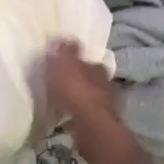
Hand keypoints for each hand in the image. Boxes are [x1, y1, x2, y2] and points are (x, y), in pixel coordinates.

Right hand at [46, 38, 124, 152]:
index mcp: (96, 65)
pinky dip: (80, 112)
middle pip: (90, 75)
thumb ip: (61, 51)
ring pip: (91, 94)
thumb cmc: (74, 90)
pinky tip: (70, 115)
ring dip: (81, 96)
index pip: (85, 57)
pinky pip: (88, 112)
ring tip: (65, 100)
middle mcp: (105, 81)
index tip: (63, 60)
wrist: (92, 126)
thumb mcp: (62, 64)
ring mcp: (106, 102)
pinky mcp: (103, 121)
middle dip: (80, 77)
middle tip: (64, 81)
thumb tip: (58, 37)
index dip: (75, 58)